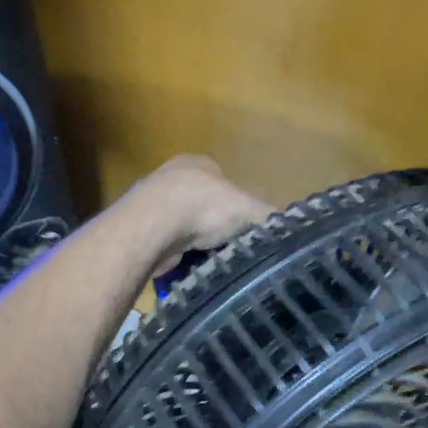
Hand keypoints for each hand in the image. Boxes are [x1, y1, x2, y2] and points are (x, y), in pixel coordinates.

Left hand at [125, 155, 273, 264]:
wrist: (152, 226)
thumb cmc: (203, 206)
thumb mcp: (248, 208)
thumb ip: (267, 216)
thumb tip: (285, 227)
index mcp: (198, 162)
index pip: (226, 182)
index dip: (239, 205)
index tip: (246, 229)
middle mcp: (174, 177)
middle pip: (204, 204)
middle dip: (215, 226)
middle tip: (231, 248)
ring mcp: (153, 201)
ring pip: (185, 225)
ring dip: (196, 242)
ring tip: (212, 260)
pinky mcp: (141, 228)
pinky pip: (168, 243)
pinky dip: (179, 254)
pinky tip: (189, 266)